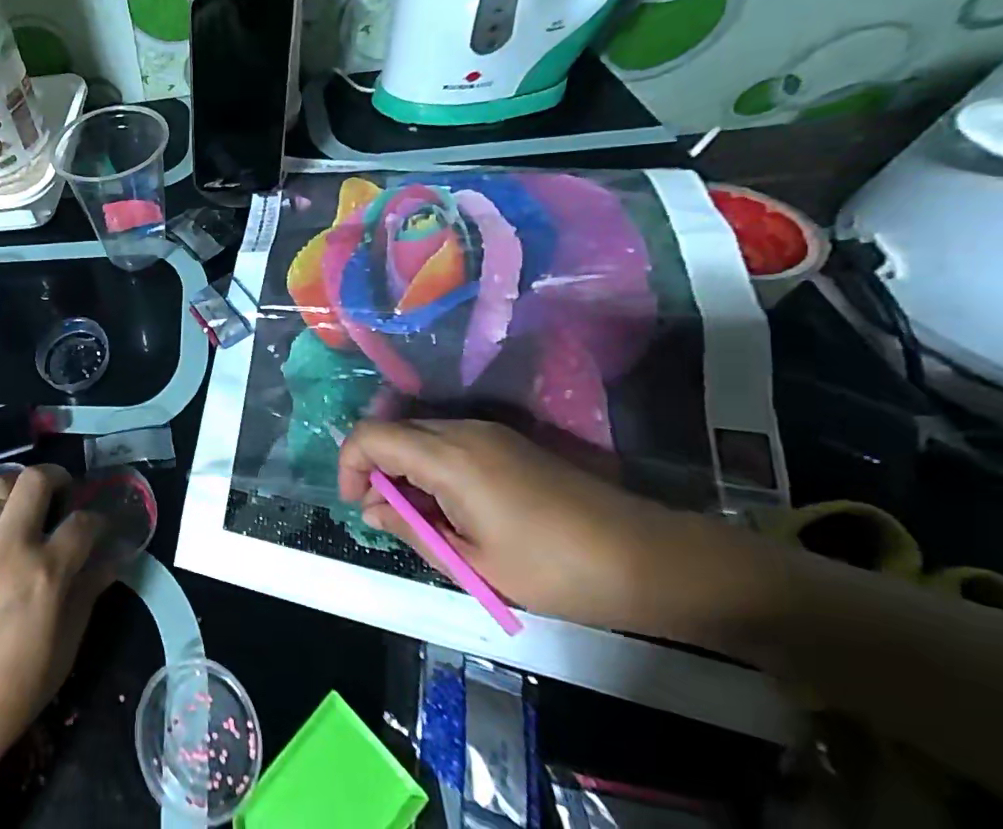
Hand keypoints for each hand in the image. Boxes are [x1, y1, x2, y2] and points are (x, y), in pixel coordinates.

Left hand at [0, 465, 112, 826]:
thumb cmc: (14, 688)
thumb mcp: (65, 646)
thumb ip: (87, 593)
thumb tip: (111, 560)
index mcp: (46, 573)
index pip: (83, 524)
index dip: (99, 519)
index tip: (102, 525)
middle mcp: (9, 545)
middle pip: (36, 481)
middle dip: (58, 478)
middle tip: (64, 493)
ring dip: (17, 487)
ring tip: (25, 505)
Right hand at [338, 419, 767, 637]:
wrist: (652, 561)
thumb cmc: (555, 570)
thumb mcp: (472, 563)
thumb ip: (411, 530)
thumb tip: (372, 510)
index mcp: (449, 458)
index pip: (370, 436)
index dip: (350, 466)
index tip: (359, 506)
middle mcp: (464, 431)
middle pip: (392, 432)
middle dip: (375, 470)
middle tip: (389, 519)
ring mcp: (490, 434)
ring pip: (419, 436)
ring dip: (404, 470)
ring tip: (423, 520)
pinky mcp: (509, 443)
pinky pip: (447, 442)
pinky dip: (431, 468)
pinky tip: (453, 508)